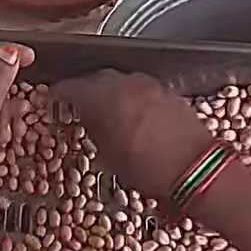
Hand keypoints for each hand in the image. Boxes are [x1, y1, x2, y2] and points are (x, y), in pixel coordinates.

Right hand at [54, 70, 213, 203]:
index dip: (59, 93)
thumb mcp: (108, 155)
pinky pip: (140, 88)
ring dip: (108, 91)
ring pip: (121, 81)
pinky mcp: (169, 93)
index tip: (52, 98)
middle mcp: (127, 85)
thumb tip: (87, 117)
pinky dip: (129, 95)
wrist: (199, 171)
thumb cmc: (148, 169)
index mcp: (106, 97)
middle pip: (97, 78)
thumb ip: (94, 129)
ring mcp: (151, 86)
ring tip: (103, 109)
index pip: (72, 87)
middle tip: (76, 104)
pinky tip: (129, 113)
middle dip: (84, 89)